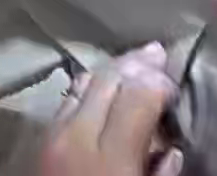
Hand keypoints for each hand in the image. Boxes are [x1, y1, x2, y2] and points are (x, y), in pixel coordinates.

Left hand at [38, 43, 182, 175]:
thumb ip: (159, 175)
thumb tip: (169, 146)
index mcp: (111, 160)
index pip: (136, 98)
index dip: (159, 83)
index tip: (176, 82)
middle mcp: (78, 134)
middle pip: (107, 81)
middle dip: (135, 63)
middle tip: (158, 52)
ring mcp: (54, 131)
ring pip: (84, 82)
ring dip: (111, 69)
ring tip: (135, 61)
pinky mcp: (41, 136)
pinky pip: (68, 97)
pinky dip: (89, 84)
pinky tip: (102, 82)